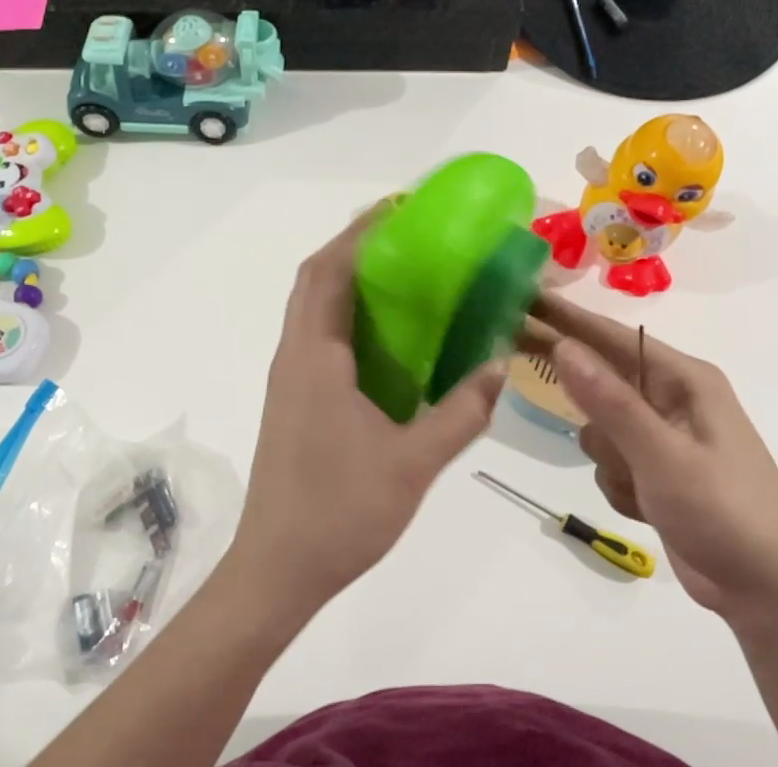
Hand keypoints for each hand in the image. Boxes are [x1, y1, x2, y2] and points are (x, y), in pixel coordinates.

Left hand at [229, 213, 505, 607]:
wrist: (277, 569)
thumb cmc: (340, 511)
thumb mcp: (414, 463)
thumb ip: (461, 412)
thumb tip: (500, 366)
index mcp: (314, 356)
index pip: (328, 270)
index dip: (361, 232)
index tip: (403, 208)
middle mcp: (294, 356)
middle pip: (316, 280)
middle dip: (358, 248)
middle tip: (413, 237)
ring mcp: (290, 380)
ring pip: (315, 310)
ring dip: (352, 282)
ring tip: (410, 275)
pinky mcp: (295, 403)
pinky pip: (321, 340)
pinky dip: (351, 320)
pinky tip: (393, 340)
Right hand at [522, 293, 777, 621]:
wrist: (769, 592)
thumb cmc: (726, 513)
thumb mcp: (663, 455)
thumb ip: (610, 403)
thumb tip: (562, 347)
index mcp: (684, 381)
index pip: (610, 337)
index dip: (563, 317)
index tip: (519, 297)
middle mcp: (672, 400)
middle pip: (601, 379)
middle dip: (575, 390)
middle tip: (511, 359)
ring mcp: (664, 439)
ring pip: (600, 429)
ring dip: (609, 459)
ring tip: (640, 487)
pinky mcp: (657, 474)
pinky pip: (610, 464)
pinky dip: (619, 486)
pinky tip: (647, 509)